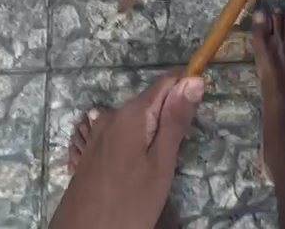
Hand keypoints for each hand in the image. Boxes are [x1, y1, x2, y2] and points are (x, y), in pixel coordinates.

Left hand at [49, 74, 204, 228]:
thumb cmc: (127, 205)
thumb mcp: (160, 165)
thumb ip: (175, 120)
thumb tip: (194, 79)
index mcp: (131, 113)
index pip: (167, 82)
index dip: (185, 93)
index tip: (193, 122)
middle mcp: (112, 115)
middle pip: (152, 103)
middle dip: (168, 120)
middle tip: (173, 157)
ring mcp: (98, 134)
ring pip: (137, 122)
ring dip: (151, 137)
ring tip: (154, 172)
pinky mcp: (91, 153)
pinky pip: (121, 136)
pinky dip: (135, 147)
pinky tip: (135, 175)